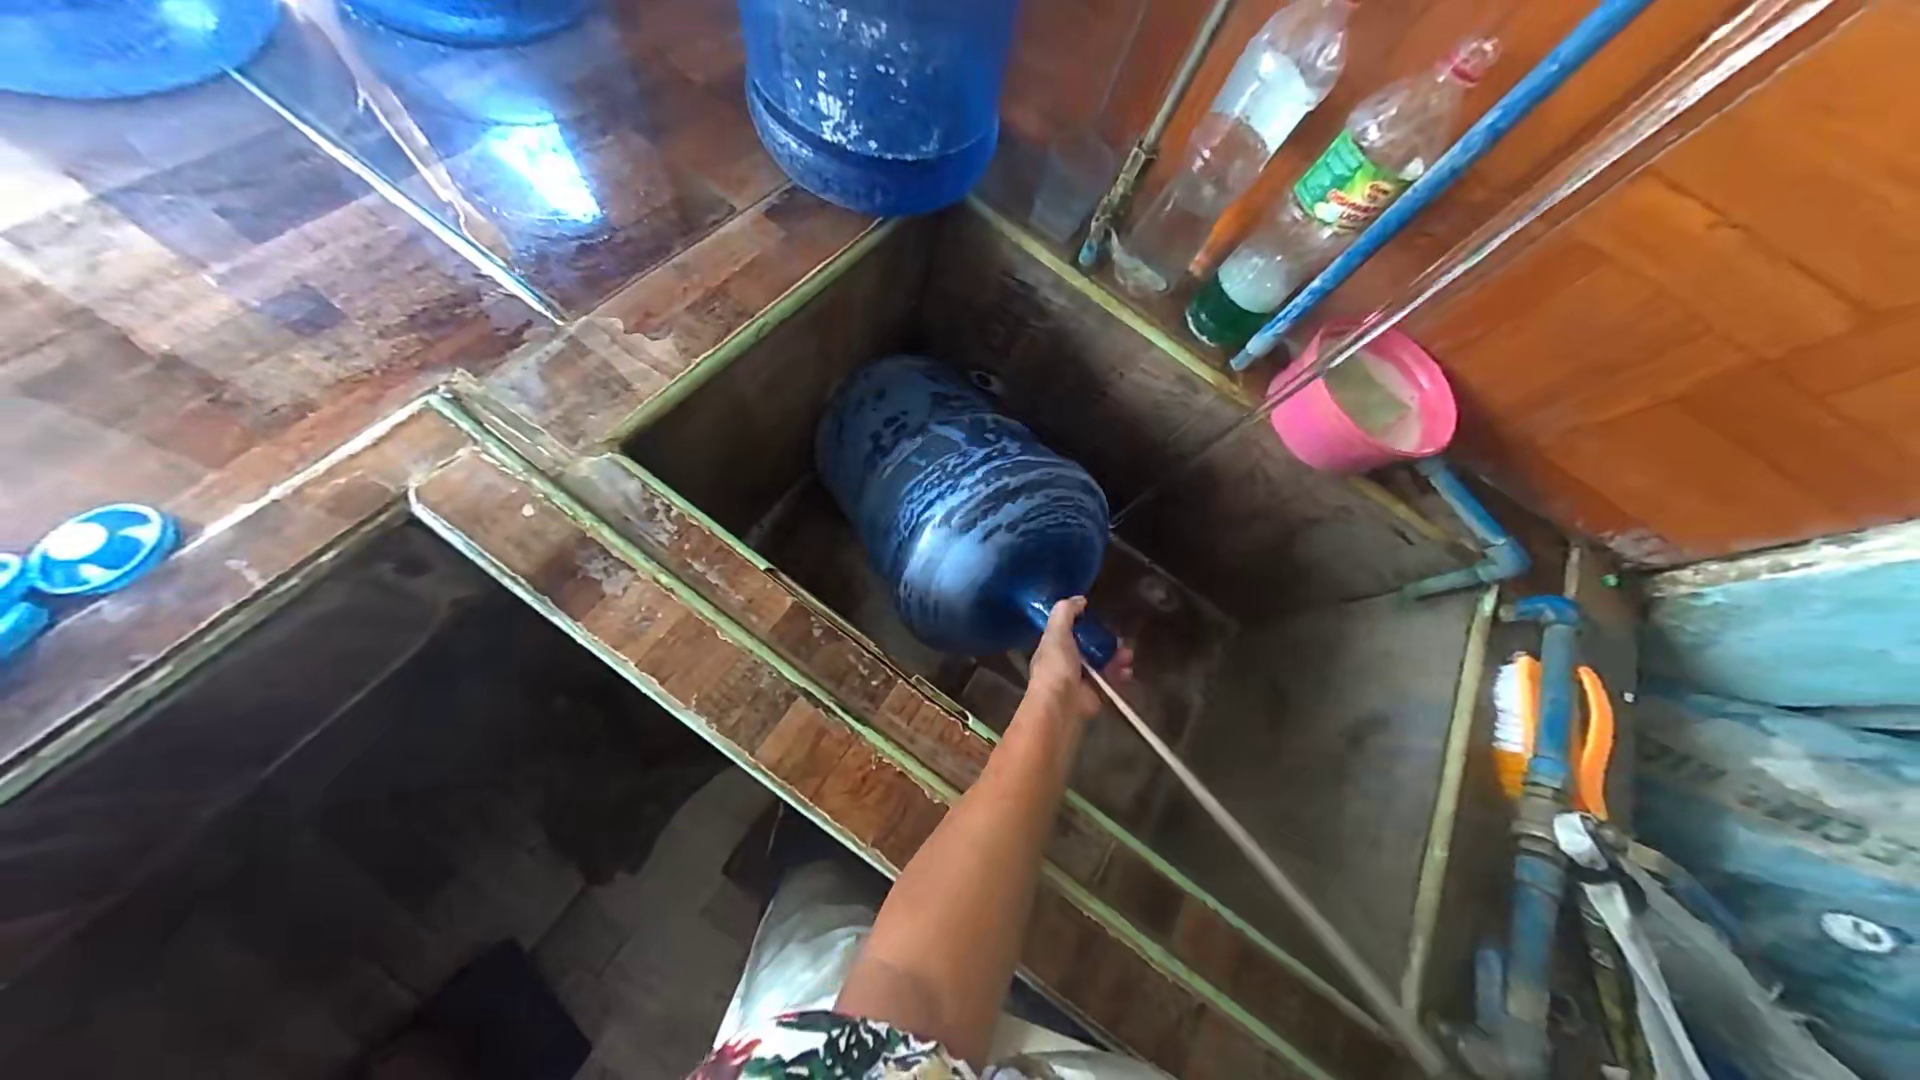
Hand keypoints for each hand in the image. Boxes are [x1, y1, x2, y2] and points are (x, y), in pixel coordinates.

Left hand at [1026, 597, 1132, 725]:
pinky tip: (1127, 670)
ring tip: (1128, 654)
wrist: (1062, 704)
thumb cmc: (1055, 665)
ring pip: (1104, 662)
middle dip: (1106, 641)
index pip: (1068, 631)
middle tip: (1120, 639)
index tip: (1096, 617)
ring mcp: (1082, 678)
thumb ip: (1066, 612)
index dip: (1082, 624)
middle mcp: (1067, 662)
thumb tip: (1079, 599)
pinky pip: (1112, 679)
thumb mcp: (1056, 631)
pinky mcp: (1096, 693)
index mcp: (1053, 647)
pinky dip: (1121, 674)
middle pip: (1090, 646)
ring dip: (1118, 656)